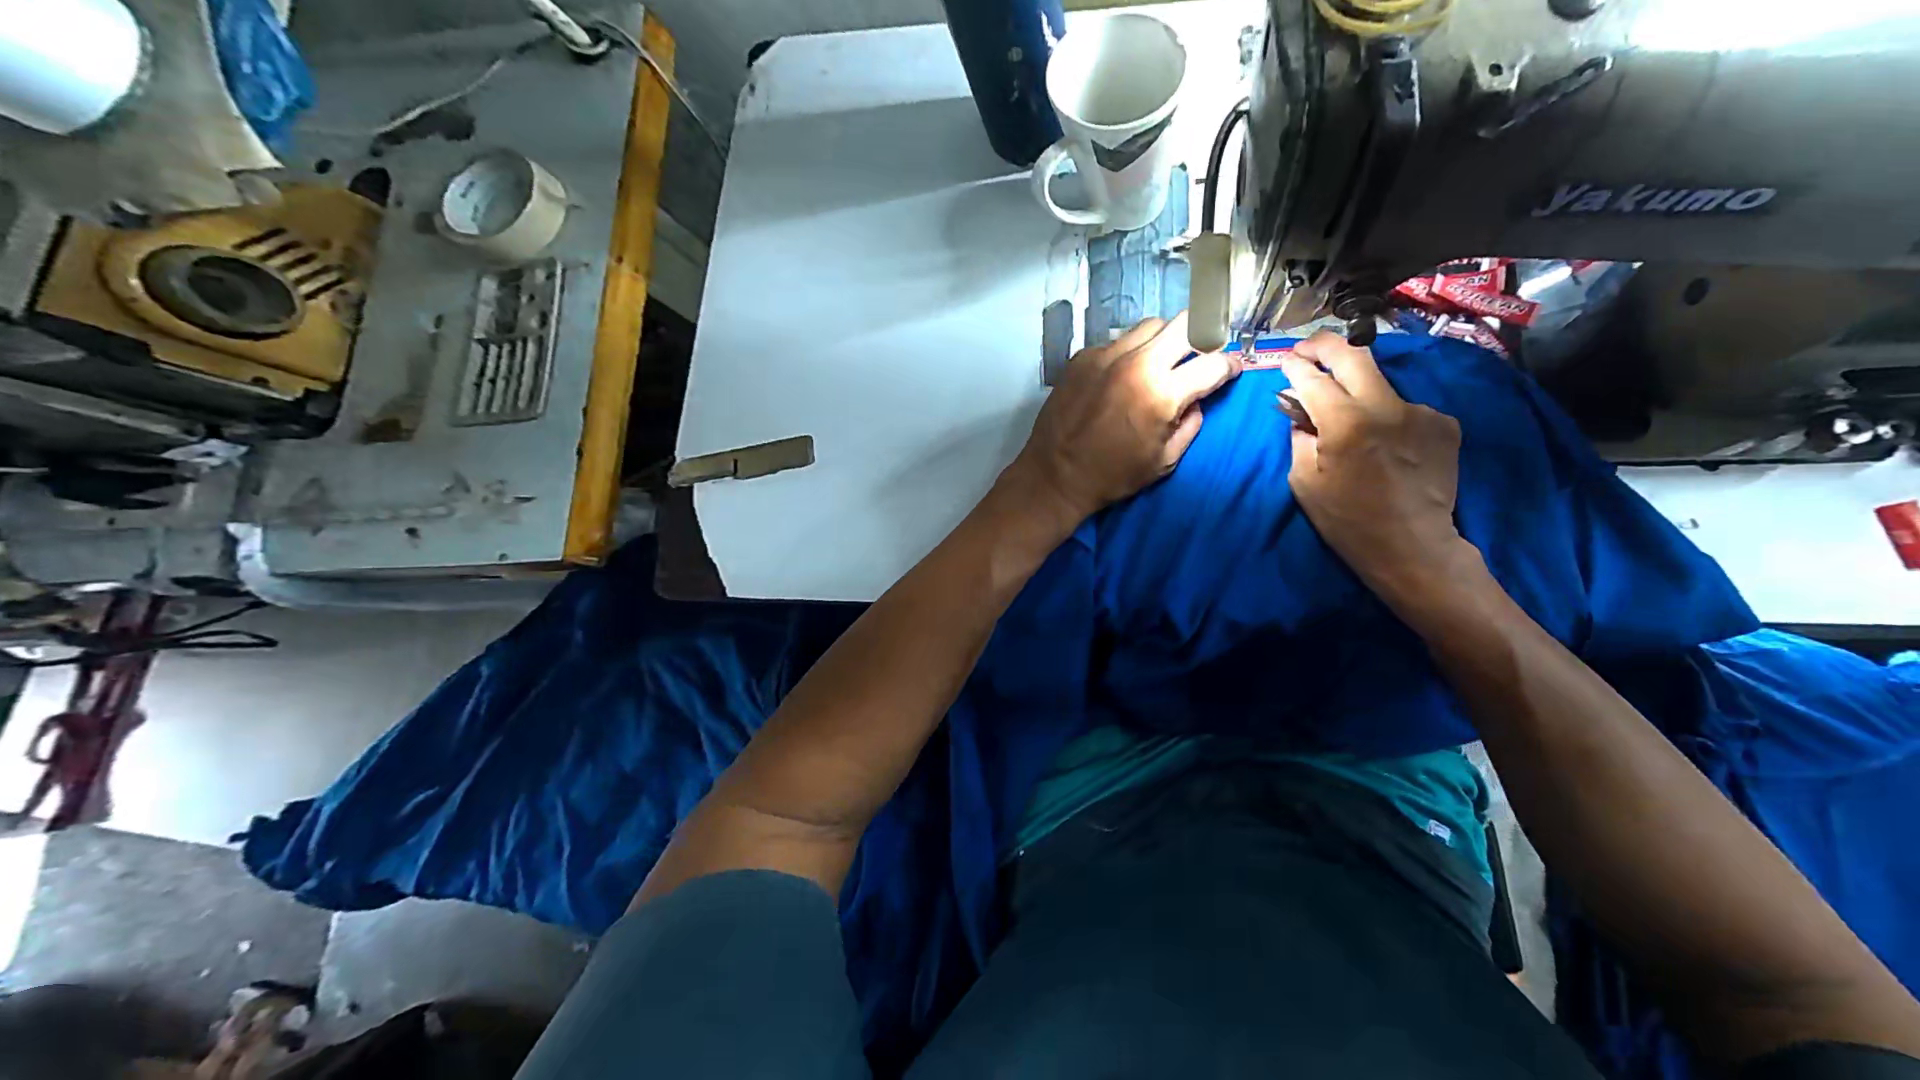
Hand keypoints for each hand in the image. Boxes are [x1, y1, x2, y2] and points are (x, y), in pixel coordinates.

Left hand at [1005, 313, 1238, 524]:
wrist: (1054, 475)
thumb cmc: (1112, 475)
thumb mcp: (1164, 460)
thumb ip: (1190, 424)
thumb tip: (1197, 400)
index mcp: (1162, 393)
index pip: (1212, 362)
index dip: (1230, 365)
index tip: (1232, 368)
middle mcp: (1137, 363)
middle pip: (1186, 324)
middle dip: (1202, 337)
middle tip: (1201, 355)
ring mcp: (1106, 355)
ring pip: (1151, 325)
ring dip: (1165, 339)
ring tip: (1162, 361)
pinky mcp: (1083, 357)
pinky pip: (1118, 340)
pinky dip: (1130, 352)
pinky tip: (1124, 375)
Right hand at [1277, 331, 1475, 599]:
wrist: (1412, 546)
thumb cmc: (1347, 520)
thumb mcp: (1304, 482)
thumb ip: (1300, 438)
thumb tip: (1301, 411)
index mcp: (1346, 423)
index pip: (1314, 378)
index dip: (1295, 366)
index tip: (1285, 360)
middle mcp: (1387, 407)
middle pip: (1354, 357)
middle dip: (1326, 346)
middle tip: (1307, 348)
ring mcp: (1421, 412)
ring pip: (1380, 386)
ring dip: (1358, 391)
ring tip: (1349, 416)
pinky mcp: (1444, 423)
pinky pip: (1404, 409)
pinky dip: (1387, 417)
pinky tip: (1384, 442)